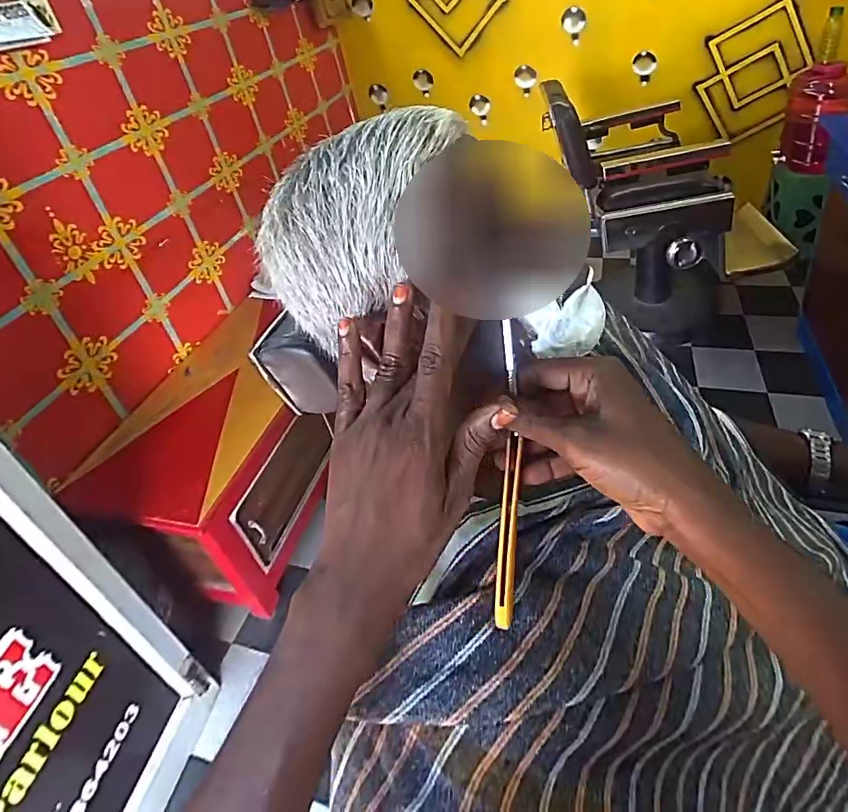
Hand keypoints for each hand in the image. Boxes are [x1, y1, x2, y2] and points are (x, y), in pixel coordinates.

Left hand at [315, 283, 490, 619]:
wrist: (357, 569)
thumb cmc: (414, 538)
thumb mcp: (453, 498)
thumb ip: (471, 445)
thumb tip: (504, 404)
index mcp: (423, 434)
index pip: (438, 368)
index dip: (446, 328)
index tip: (454, 297)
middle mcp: (390, 419)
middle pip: (410, 358)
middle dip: (420, 315)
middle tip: (426, 277)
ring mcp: (362, 423)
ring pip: (381, 365)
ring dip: (392, 326)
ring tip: (399, 290)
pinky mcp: (343, 432)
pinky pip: (347, 386)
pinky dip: (350, 355)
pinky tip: (351, 327)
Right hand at [492, 356, 726, 536]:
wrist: (680, 503)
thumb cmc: (630, 460)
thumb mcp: (576, 441)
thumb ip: (534, 425)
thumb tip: (496, 410)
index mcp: (595, 374)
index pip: (541, 372)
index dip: (513, 389)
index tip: (484, 409)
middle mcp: (596, 389)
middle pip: (546, 399)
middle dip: (520, 421)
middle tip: (486, 438)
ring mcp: (600, 419)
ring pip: (555, 425)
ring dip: (531, 443)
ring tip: (498, 462)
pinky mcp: (602, 446)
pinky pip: (568, 446)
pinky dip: (549, 459)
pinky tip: (522, 477)